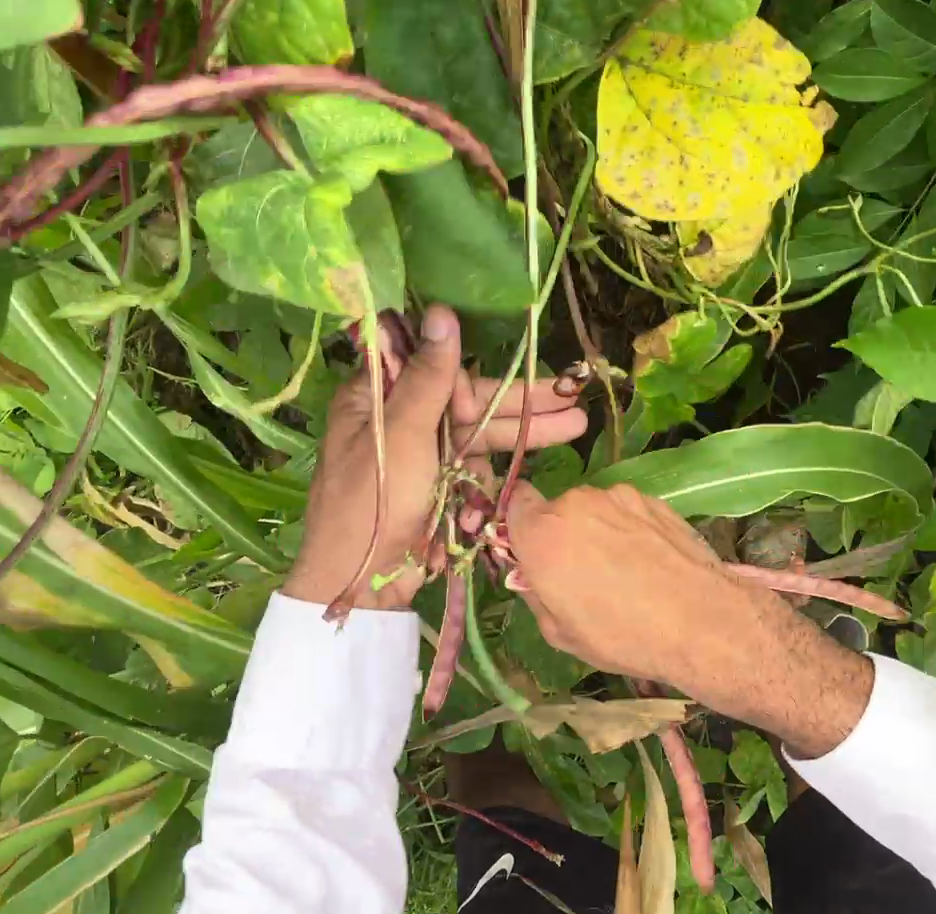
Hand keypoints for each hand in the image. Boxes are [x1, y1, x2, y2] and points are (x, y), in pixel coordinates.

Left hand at [281, 306, 587, 610]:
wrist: (360, 580)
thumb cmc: (371, 500)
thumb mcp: (403, 433)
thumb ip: (430, 377)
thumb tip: (441, 311)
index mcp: (379, 397)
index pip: (438, 370)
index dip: (472, 379)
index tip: (504, 391)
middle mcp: (402, 422)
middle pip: (469, 403)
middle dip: (519, 403)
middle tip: (570, 395)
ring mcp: (422, 458)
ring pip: (480, 438)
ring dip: (523, 434)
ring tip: (576, 426)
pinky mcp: (438, 489)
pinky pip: (475, 472)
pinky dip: (497, 476)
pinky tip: (533, 469)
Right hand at [505, 483, 872, 755]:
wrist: (702, 622)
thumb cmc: (622, 636)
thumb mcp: (560, 633)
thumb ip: (534, 592)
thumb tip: (530, 575)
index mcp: (542, 534)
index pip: (515, 504)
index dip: (522, 529)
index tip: (536, 555)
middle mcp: (576, 503)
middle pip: (557, 510)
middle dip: (564, 536)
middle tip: (584, 576)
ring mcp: (619, 497)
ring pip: (594, 511)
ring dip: (599, 532)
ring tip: (626, 573)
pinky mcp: (654, 500)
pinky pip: (627, 513)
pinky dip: (631, 531)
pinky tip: (651, 564)